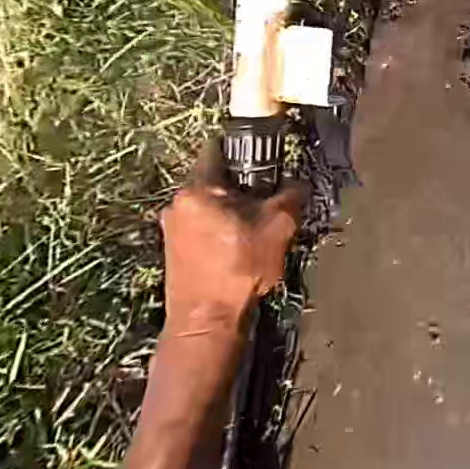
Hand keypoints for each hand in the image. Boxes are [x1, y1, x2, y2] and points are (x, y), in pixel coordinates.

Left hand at [159, 148, 305, 335]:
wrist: (207, 321)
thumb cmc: (240, 267)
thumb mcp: (279, 224)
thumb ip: (291, 194)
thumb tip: (298, 182)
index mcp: (197, 190)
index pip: (219, 149)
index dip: (246, 147)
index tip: (267, 155)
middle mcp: (177, 204)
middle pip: (218, 180)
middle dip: (245, 186)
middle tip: (270, 199)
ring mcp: (171, 228)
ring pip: (212, 204)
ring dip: (235, 209)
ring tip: (259, 227)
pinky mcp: (174, 249)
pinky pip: (204, 224)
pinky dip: (224, 227)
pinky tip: (242, 245)